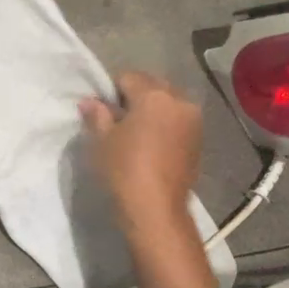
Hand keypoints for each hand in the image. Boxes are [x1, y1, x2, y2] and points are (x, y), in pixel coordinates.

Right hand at [79, 71, 203, 229]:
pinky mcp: (199, 141)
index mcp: (154, 95)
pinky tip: (152, 149)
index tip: (101, 111)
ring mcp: (194, 121)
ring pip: (168, 105)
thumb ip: (97, 116)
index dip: (111, 91)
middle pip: (153, 87)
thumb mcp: (102, 142)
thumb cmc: (124, 171)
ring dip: (153, 113)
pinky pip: (178, 123)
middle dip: (135, 98)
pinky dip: (165, 128)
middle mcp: (180, 100)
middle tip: (118, 123)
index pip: (128, 77)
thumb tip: (89, 101)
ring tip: (136, 136)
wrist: (155, 210)